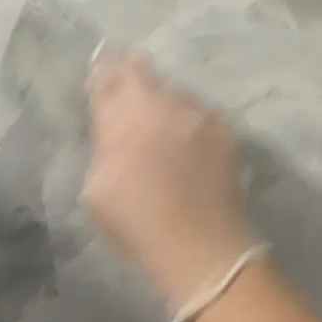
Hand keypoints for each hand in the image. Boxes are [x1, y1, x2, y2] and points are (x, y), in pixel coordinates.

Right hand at [83, 52, 253, 309]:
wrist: (201, 250)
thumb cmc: (138, 225)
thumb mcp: (97, 189)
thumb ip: (103, 145)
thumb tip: (109, 125)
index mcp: (125, 119)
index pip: (108, 77)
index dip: (101, 71)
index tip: (97, 72)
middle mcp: (164, 105)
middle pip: (142, 72)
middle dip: (129, 73)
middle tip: (122, 80)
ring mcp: (199, 115)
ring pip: (173, 90)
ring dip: (161, 98)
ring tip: (155, 116)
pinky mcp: (225, 130)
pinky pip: (198, 112)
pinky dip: (186, 117)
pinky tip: (182, 136)